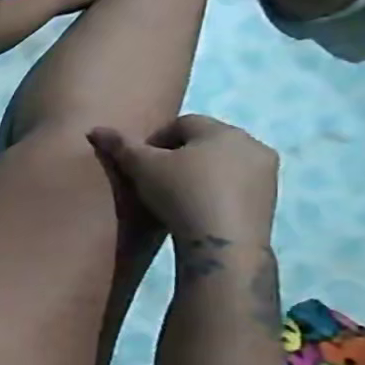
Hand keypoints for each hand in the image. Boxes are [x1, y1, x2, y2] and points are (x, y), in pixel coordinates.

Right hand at [89, 115, 279, 241]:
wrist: (223, 242)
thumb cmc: (180, 194)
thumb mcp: (141, 168)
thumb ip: (120, 146)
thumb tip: (94, 130)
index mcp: (221, 130)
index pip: (183, 123)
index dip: (157, 140)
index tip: (141, 163)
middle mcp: (250, 143)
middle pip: (206, 142)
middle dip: (181, 155)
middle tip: (157, 179)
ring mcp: (266, 172)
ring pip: (224, 164)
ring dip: (201, 173)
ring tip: (178, 197)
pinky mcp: (270, 198)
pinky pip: (237, 185)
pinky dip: (218, 191)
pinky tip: (199, 210)